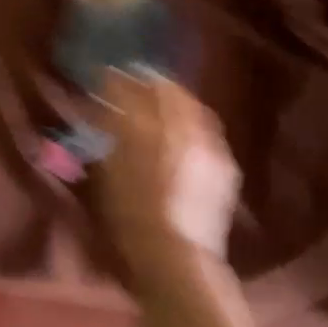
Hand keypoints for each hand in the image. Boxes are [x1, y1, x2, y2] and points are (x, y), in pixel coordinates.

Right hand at [100, 74, 240, 263]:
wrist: (175, 253)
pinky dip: (188, 122)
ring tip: (153, 102)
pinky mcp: (223, 168)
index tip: (105, 73)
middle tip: (131, 80)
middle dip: (151, 84)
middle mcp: (190, 132)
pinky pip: (205, 131)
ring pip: (193, 111)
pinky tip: (175, 132)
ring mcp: (211, 149)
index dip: (122, 78)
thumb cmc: (130, 212)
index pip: (141, 89)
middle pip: (172, 94)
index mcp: (157, 128)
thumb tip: (103, 105)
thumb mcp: (109, 167)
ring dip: (172, 100)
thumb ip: (110, 129)